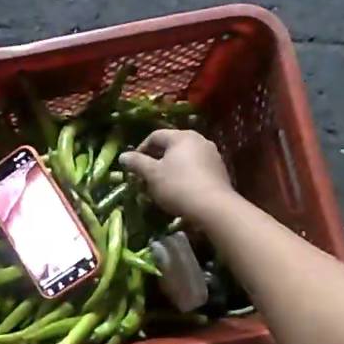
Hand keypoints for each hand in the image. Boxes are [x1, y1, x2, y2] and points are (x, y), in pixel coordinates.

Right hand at [118, 128, 236, 223]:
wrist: (214, 207)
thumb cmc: (179, 186)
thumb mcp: (152, 175)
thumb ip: (137, 163)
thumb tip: (123, 156)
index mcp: (182, 136)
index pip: (155, 136)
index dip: (141, 149)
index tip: (134, 166)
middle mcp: (199, 140)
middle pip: (171, 145)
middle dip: (156, 159)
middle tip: (146, 175)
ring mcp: (212, 154)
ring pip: (185, 157)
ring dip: (171, 167)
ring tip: (162, 183)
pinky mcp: (220, 170)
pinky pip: (196, 168)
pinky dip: (185, 174)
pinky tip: (181, 189)